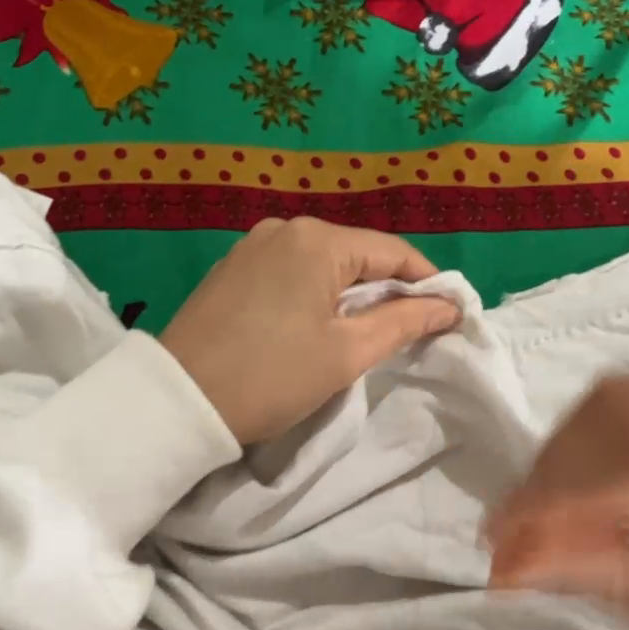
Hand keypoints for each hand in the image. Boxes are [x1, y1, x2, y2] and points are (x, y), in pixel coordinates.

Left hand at [157, 217, 460, 444]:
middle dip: (388, 287)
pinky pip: (291, 269)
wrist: (178, 400)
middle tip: (412, 326)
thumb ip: (403, 322)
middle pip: (356, 253)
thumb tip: (448, 306)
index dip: (427, 280)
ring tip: (368, 329)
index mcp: (317, 241)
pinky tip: (318, 322)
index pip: (392, 250)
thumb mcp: (346, 354)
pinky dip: (315, 291)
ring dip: (351, 291)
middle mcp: (285, 229)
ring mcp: (253, 245)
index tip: (450, 312)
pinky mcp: (233, 267)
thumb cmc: (271, 376)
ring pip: (323, 262)